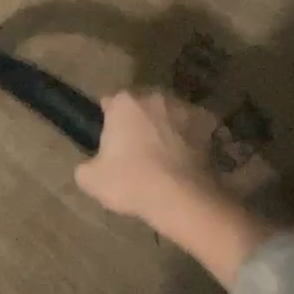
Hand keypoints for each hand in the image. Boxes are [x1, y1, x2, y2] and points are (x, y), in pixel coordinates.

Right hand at [76, 90, 281, 288]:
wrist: (180, 197)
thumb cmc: (130, 182)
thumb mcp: (90, 180)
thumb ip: (85, 166)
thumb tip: (90, 166)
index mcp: (123, 102)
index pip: (109, 102)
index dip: (108, 121)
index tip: (110, 141)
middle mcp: (153, 96)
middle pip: (141, 104)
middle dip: (138, 120)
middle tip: (137, 150)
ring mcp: (183, 107)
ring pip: (168, 113)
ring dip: (165, 126)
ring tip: (165, 156)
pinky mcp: (207, 122)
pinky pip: (195, 126)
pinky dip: (191, 137)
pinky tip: (188, 158)